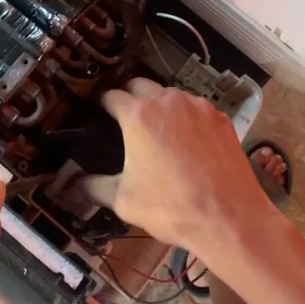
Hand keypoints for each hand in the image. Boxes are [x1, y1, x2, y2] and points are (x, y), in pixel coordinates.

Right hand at [86, 78, 272, 256]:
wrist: (229, 218)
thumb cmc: (171, 208)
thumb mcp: (124, 200)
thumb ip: (95, 186)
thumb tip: (75, 184)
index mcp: (139, 115)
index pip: (112, 96)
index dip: (103, 104)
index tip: (100, 113)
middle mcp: (169, 101)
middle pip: (141, 85)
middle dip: (131, 97)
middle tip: (128, 120)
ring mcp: (199, 107)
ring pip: (172, 95)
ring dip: (161, 106)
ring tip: (160, 132)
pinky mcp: (221, 118)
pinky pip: (197, 110)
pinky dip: (188, 119)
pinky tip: (190, 143)